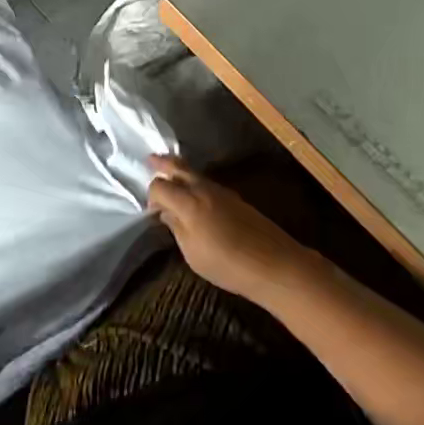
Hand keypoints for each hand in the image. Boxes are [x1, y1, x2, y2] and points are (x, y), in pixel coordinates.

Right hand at [147, 156, 325, 300]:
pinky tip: (195, 195)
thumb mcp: (192, 254)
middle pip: (180, 167)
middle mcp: (205, 190)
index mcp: (189, 203)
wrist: (273, 263)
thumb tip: (167, 213)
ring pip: (196, 173)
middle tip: (151, 160)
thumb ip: (177, 228)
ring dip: (181, 172)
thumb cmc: (227, 264)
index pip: (160, 186)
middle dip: (164, 164)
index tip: (151, 211)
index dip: (151, 195)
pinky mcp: (236, 199)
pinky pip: (209, 183)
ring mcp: (223, 192)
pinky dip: (196, 183)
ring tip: (170, 175)